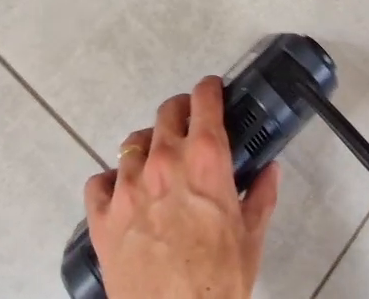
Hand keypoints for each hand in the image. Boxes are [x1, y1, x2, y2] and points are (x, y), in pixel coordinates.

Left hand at [84, 76, 280, 298]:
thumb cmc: (220, 280)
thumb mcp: (251, 237)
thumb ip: (260, 196)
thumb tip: (270, 171)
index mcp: (205, 159)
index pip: (203, 100)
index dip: (208, 90)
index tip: (211, 90)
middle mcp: (163, 160)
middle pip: (166, 114)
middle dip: (180, 114)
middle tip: (188, 128)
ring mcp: (128, 185)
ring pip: (132, 145)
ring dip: (146, 149)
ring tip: (156, 168)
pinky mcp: (101, 214)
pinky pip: (98, 182)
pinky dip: (110, 184)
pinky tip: (121, 195)